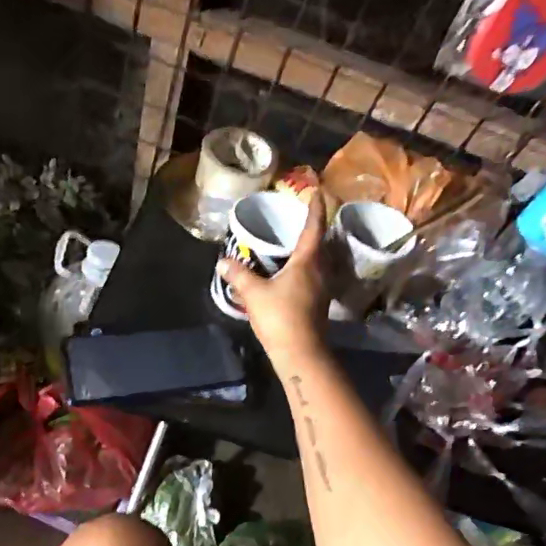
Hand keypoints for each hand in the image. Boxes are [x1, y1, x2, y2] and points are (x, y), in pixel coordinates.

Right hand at [219, 188, 331, 361]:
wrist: (301, 354)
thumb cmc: (281, 318)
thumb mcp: (254, 294)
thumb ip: (239, 275)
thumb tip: (222, 261)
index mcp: (308, 261)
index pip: (314, 227)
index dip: (315, 208)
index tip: (317, 192)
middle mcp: (321, 271)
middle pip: (320, 244)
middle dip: (314, 228)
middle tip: (303, 215)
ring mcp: (323, 289)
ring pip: (319, 262)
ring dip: (311, 250)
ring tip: (296, 242)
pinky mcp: (320, 304)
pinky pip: (315, 277)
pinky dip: (307, 268)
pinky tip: (294, 272)